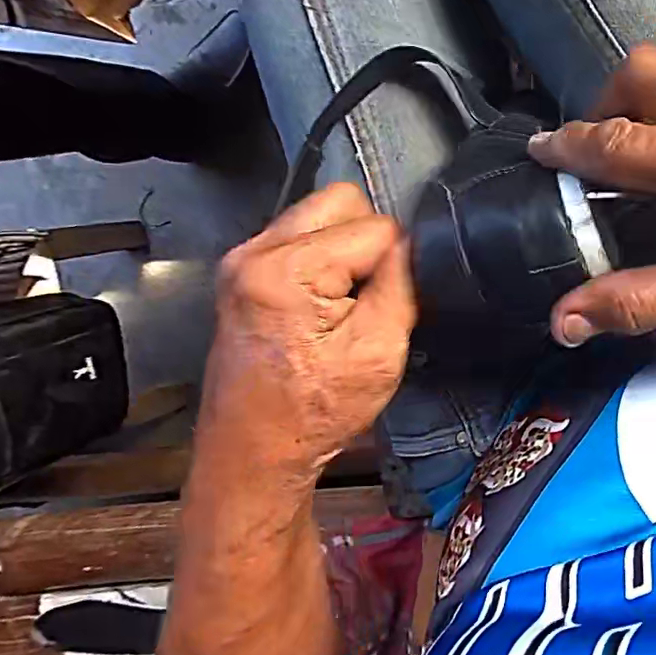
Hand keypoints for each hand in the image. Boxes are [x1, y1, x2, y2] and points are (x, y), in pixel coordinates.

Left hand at [198, 183, 416, 479]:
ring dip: (347, 247)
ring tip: (348, 299)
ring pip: (321, 213)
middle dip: (370, 239)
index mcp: (286, 268)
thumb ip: (402, 281)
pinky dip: (325, 256)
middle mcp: (255, 249)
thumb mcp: (381, 347)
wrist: (253, 453)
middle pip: (342, 201)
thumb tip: (413, 242)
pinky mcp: (242, 272)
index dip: (398, 262)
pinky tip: (327, 300)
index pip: (376, 227)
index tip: (388, 306)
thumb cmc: (319, 408)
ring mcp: (242, 258)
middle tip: (371, 291)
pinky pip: (302, 235)